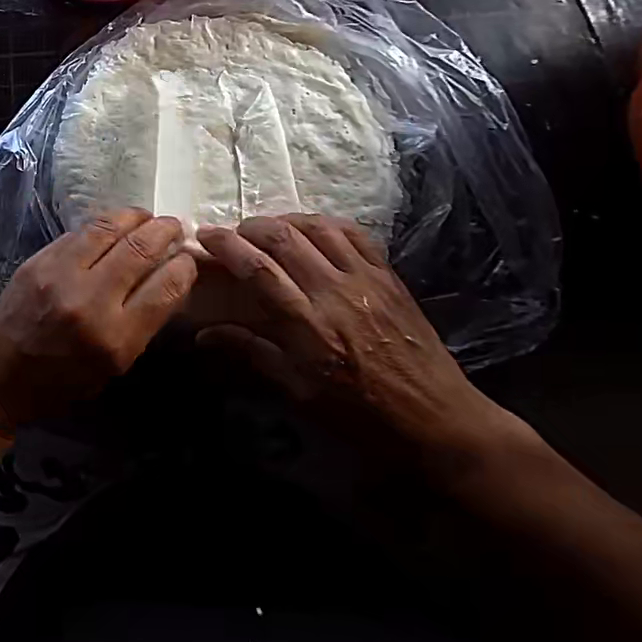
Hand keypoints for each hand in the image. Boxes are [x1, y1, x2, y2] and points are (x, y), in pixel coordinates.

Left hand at [0, 208, 197, 435]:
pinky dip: (100, 226)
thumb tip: (170, 280)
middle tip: (174, 226)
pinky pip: (76, 234)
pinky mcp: (36, 261)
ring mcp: (58, 275)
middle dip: (164, 232)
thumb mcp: (114, 367)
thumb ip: (143, 323)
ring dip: (133, 218)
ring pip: (106, 229)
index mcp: (114, 338)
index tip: (189, 258)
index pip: (165, 289)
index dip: (184, 268)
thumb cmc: (61, 382)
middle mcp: (88, 301)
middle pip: (138, 250)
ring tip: (146, 217)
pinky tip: (111, 226)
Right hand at [194, 214, 514, 461]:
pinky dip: (325, 224)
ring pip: (318, 228)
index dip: (226, 245)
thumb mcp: (298, 391)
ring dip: (284, 221)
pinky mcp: (389, 276)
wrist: (438, 421)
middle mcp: (334, 293)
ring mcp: (365, 281)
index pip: (257, 269)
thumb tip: (203, 335)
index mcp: (307, 325)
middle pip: (284, 238)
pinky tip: (311, 231)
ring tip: (268, 229)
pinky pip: (354, 234)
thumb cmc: (359, 413)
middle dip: (250, 227)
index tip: (204, 236)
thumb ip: (251, 352)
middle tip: (234, 235)